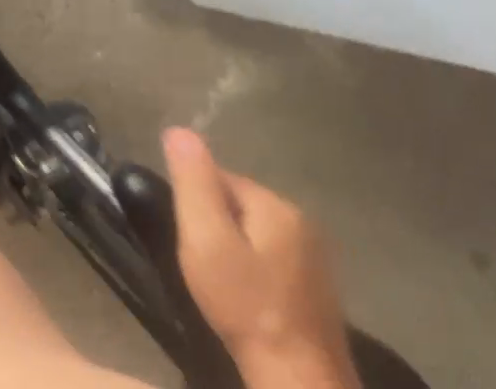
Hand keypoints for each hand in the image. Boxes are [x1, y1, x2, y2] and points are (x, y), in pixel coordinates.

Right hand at [163, 128, 360, 388]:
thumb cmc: (241, 298)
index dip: (191, 198)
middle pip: (237, 200)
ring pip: (252, 227)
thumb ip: (193, 181)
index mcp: (277, 205)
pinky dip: (248, 260)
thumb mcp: (204, 235)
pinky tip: (240, 286)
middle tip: (195, 252)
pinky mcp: (315, 281)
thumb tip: (179, 130)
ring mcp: (316, 254)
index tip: (183, 229)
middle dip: (210, 218)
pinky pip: (268, 250)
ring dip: (228, 240)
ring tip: (213, 270)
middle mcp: (304, 221)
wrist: (295, 370)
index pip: (219, 175)